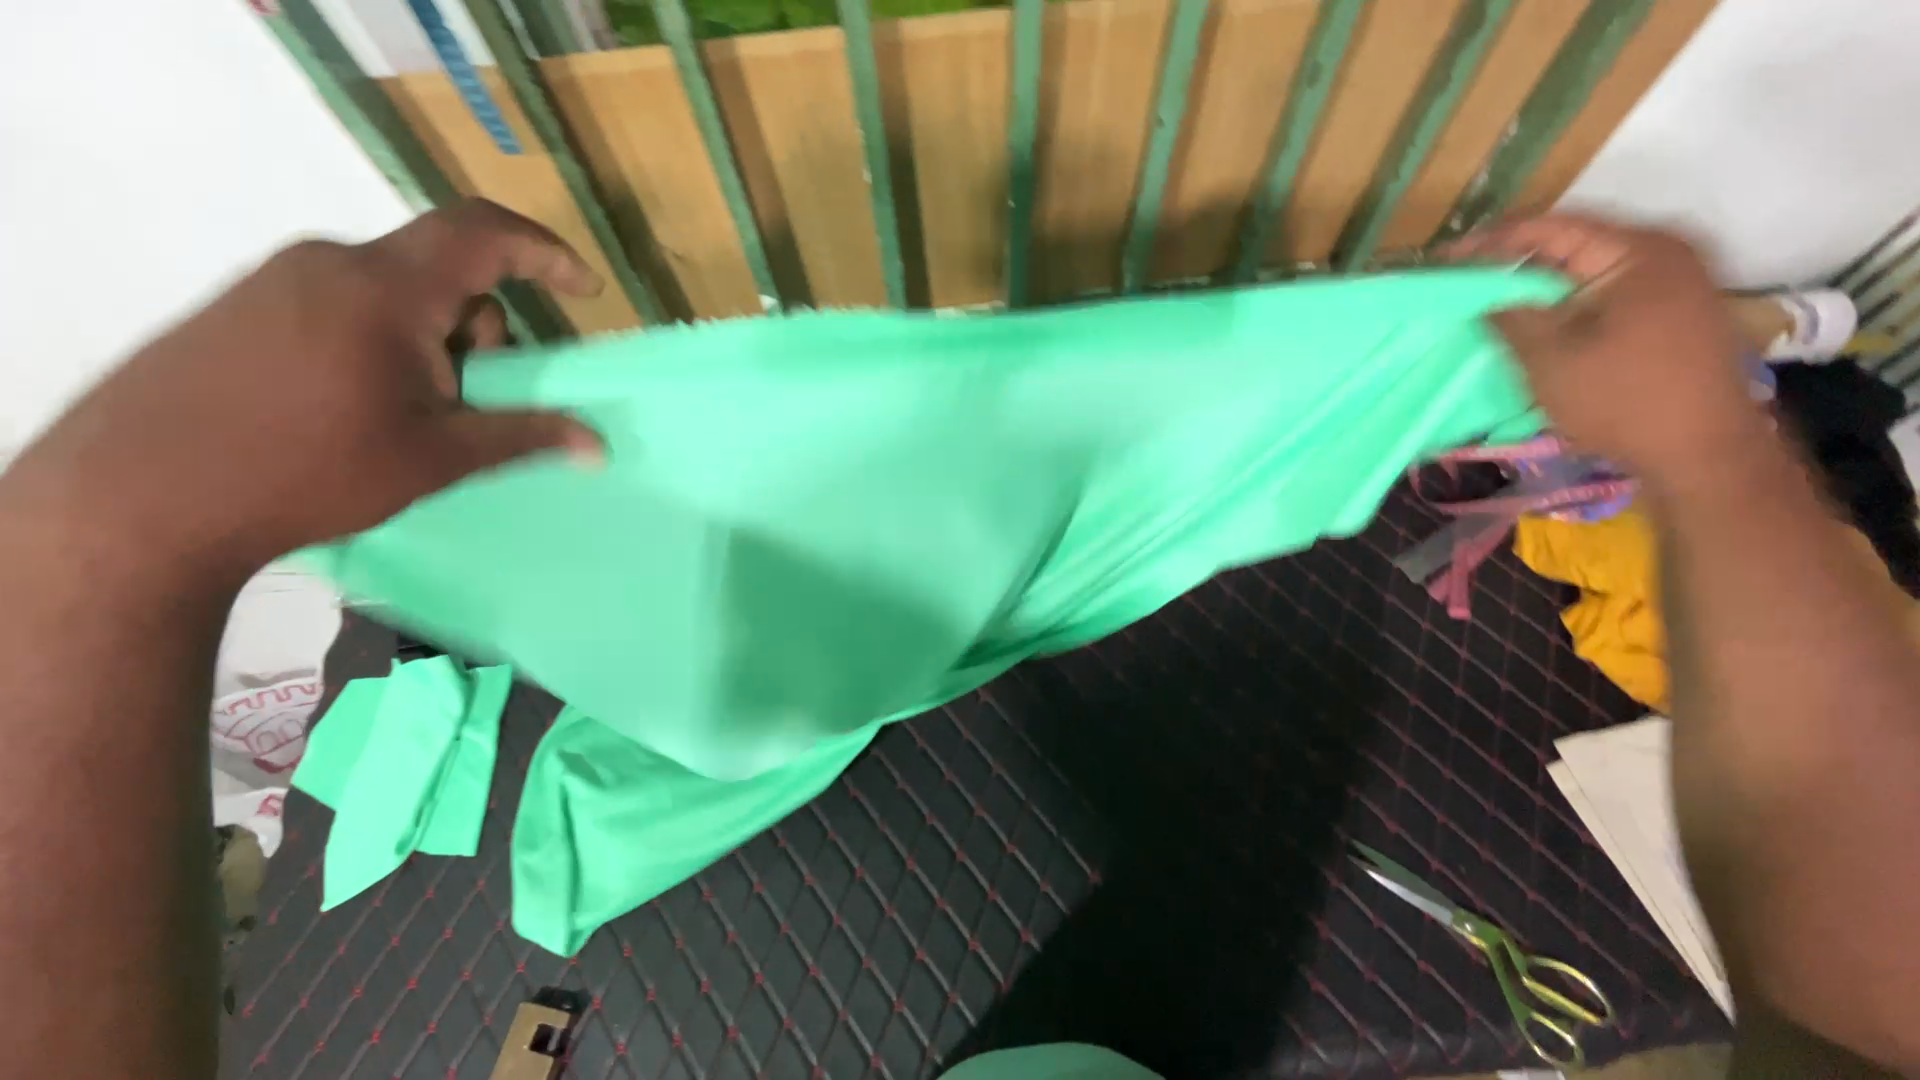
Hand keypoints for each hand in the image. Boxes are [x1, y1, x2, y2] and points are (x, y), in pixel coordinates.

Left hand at [0, 199, 604, 582]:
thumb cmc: (310, 472)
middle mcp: (330, 262)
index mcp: (385, 289)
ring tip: (411, 413)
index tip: (585, 291)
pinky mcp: (245, 305)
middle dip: (479, 330)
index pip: (481, 232)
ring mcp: (278, 280)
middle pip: (442, 272)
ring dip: (431, 341)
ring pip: (394, 291)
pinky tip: (359, 404)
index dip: (545, 252)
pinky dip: (384, 341)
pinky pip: (346, 302)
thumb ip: (524, 436)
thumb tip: (597, 445)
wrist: (141, 498)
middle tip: (471, 398)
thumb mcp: (437, 457)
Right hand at [1446, 214, 1768, 486]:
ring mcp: (1674, 282)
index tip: (1445, 259)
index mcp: (1636, 253)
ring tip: (1489, 301)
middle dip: (1514, 264)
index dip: (1491, 242)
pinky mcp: (1672, 312)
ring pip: (1587, 271)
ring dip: (1538, 286)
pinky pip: (1606, 292)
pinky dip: (1566, 302)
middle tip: (1463, 281)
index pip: (1551, 229)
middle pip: (1571, 246)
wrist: (1704, 452)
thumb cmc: (1623, 401)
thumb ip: (1510, 317)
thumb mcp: (1550, 360)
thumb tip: (1482, 296)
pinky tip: (1534, 321)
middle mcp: (1662, 254)